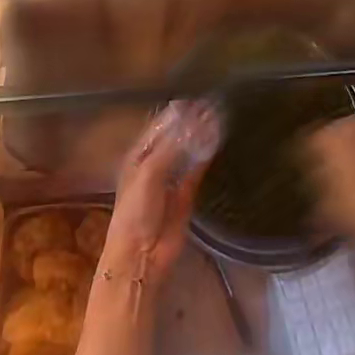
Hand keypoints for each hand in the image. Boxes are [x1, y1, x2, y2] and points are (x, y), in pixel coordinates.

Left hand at [103, 101, 217, 282]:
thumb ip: (170, 149)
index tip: (195, 99)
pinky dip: (206, 156)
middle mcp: (154, 163)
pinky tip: (217, 143)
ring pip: (187, 151)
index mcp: (138, 155)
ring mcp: (171, 178)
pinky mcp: (186, 194)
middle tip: (211, 106)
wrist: (141, 255)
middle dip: (190, 123)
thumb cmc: (136, 210)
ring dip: (200, 137)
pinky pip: (197, 170)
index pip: (158, 127)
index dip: (175, 114)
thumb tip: (192, 123)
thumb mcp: (149, 174)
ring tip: (218, 118)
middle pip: (174, 138)